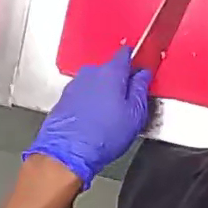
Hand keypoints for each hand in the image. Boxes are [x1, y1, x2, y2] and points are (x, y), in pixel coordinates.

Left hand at [25, 46, 152, 187]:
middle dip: (119, 82)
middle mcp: (90, 73)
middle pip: (110, 70)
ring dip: (103, 94)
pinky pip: (82, 95)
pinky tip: (94, 121)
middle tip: (128, 103)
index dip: (135, 60)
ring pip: (95, 83)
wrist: (67, 153)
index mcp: (111, 72)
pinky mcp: (64, 99)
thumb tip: (143, 75)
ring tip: (110, 117)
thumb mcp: (135, 114)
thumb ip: (141, 89)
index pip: (125, 54)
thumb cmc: (103, 136)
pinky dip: (89, 103)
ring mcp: (74, 85)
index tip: (140, 70)